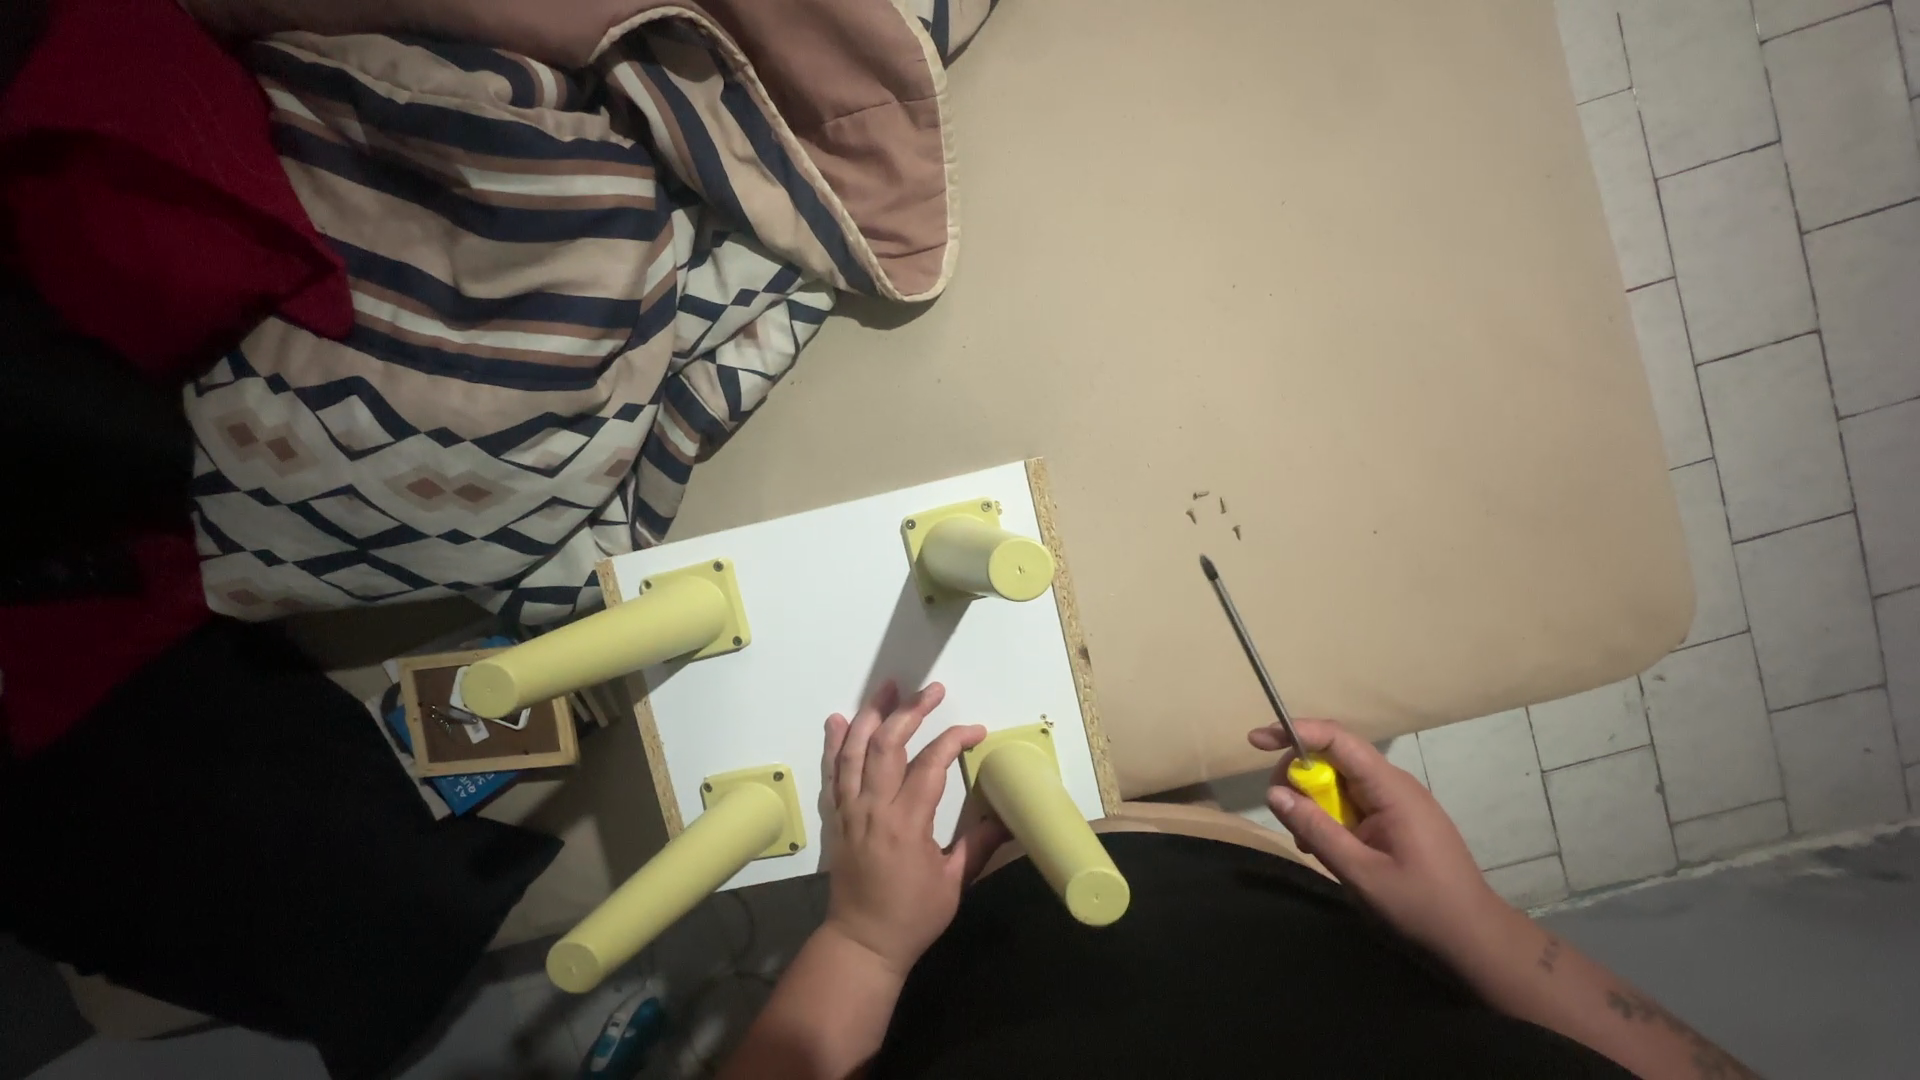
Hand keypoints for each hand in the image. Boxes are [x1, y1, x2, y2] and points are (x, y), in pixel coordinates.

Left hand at [819, 681, 1007, 974]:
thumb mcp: (954, 883)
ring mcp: (849, 810)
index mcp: (907, 823)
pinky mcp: (835, 817)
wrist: (861, 943)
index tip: (975, 731)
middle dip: (911, 711)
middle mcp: (873, 808)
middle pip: (887, 744)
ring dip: (870, 715)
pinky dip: (834, 744)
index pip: (931, 763)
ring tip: (887, 688)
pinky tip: (838, 720)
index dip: (954, 739)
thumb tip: (1007, 816)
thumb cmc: (912, 916)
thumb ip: (979, 844)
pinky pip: (831, 773)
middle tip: (932, 690)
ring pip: (854, 751)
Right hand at [1248, 718, 1511, 961]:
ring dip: (1313, 801)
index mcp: (1391, 789)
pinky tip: (1325, 848)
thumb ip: (1316, 830)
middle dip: (1298, 774)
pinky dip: (1330, 816)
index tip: (1256, 741)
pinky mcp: (1397, 820)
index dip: (1294, 732)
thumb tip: (1273, 793)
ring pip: (1340, 781)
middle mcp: (1395, 785)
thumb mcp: (1360, 873)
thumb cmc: (1422, 908)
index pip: (1337, 739)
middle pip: (1334, 757)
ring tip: (1305, 841)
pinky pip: (1353, 801)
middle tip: (1280, 809)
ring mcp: (1398, 802)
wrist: (1478, 943)